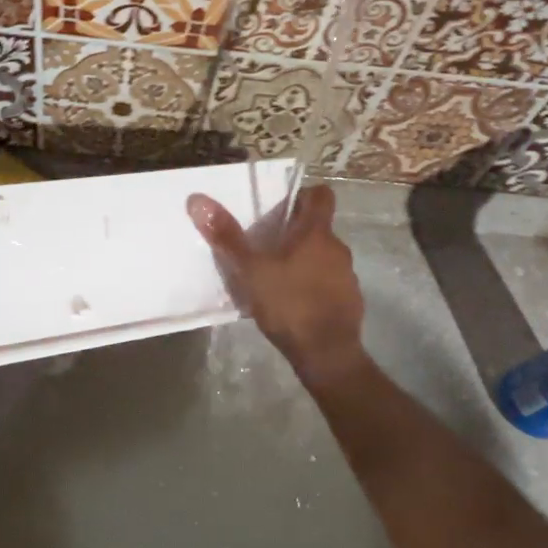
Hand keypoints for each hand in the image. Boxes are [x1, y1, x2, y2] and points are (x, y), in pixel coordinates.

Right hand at [188, 185, 366, 387]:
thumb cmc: (289, 304)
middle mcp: (338, 248)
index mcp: (316, 233)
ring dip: (303, 263)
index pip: (321, 195)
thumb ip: (227, 237)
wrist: (326, 352)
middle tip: (266, 249)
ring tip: (276, 281)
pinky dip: (313, 288)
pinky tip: (293, 306)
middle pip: (318, 230)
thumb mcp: (251, 271)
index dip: (303, 196)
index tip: (281, 209)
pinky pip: (329, 285)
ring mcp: (347, 276)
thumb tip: (198, 200)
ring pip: (323, 258)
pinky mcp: (350, 301)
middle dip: (294, 236)